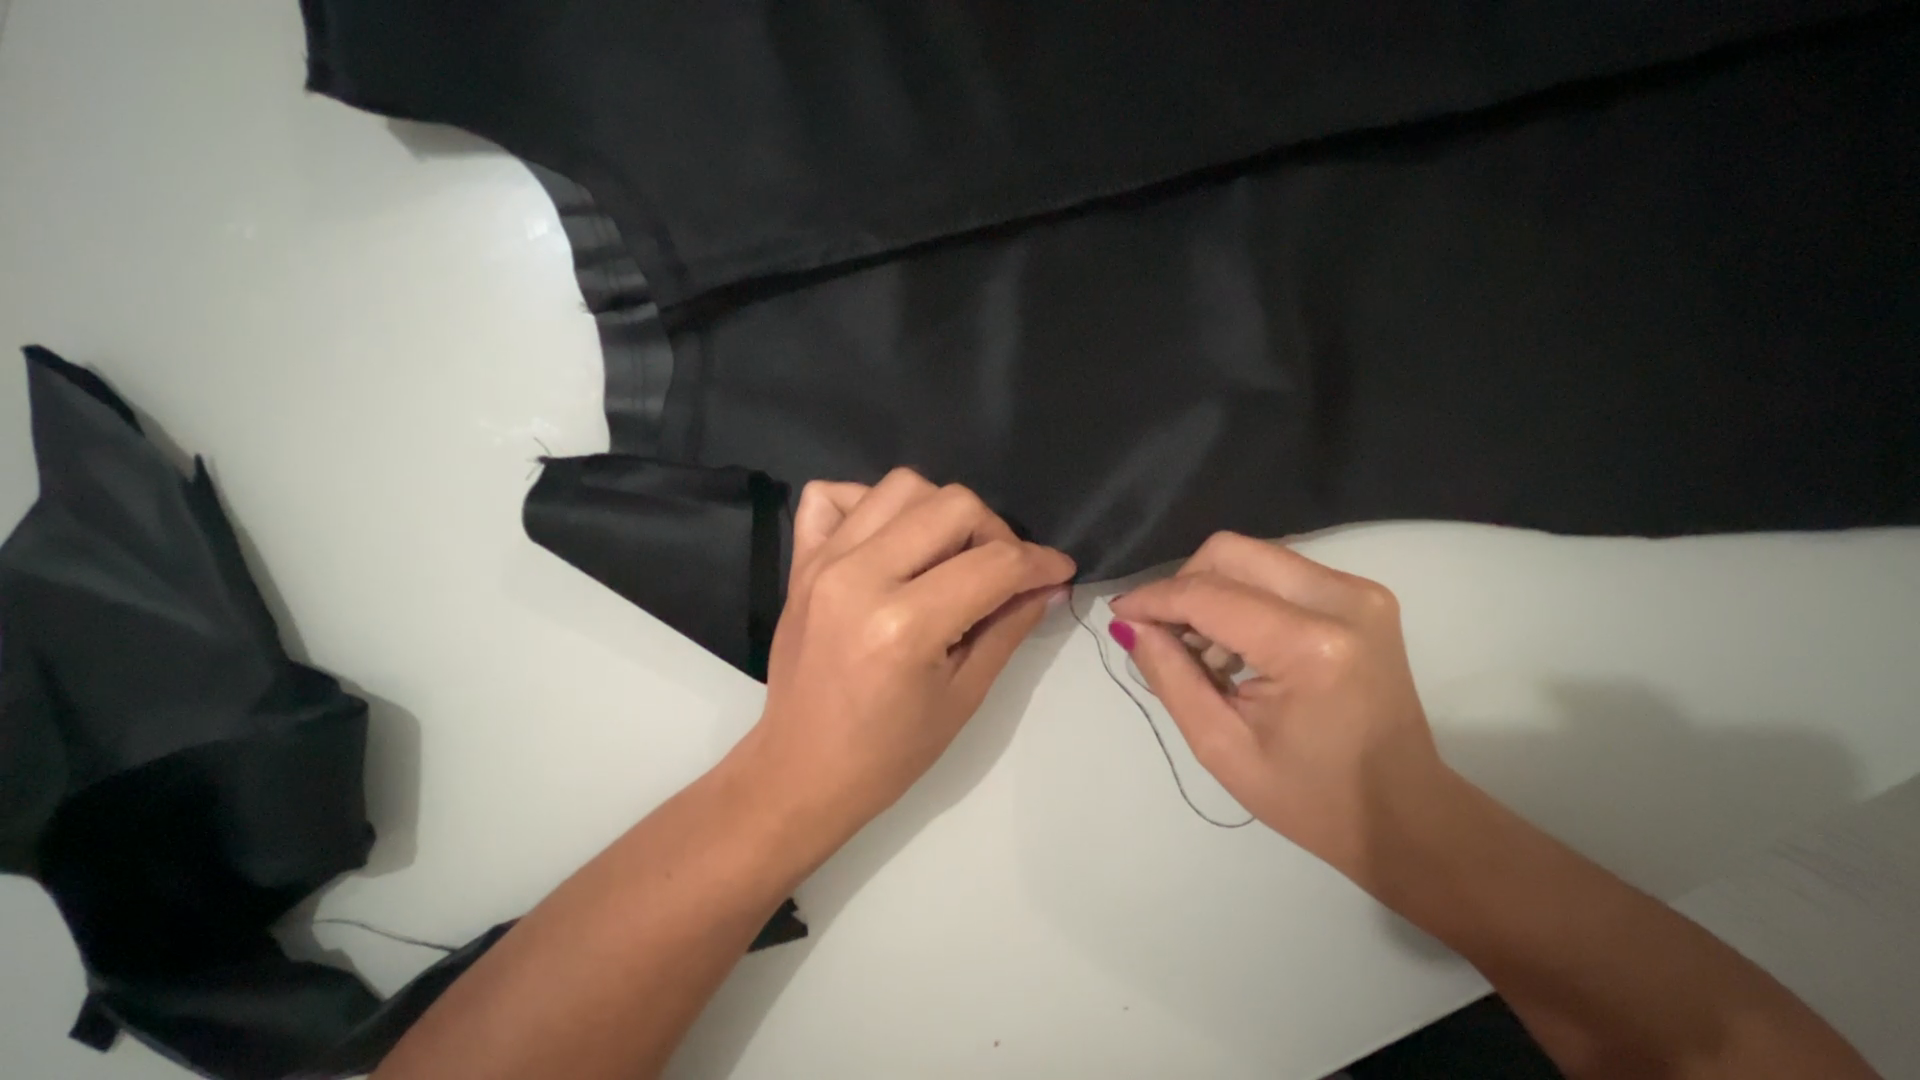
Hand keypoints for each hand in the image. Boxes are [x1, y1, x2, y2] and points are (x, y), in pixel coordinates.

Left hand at [747, 468, 1075, 828]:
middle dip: (995, 532)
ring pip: (902, 486)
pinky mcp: (800, 561)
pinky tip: (890, 541)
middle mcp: (860, 577)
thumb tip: (1050, 583)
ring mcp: (823, 563)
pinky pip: (831, 495)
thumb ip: (1009, 627)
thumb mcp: (964, 696)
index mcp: (904, 625)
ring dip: (941, 512)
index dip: (1041, 562)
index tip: (1058, 571)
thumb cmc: (888, 752)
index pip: (995, 563)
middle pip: (953, 504)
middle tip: (1002, 572)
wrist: (802, 769)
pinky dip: (868, 503)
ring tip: (950, 555)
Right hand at [1109, 532, 1445, 876]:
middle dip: (1184, 585)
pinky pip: (1281, 571)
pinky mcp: (1365, 597)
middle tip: (1164, 635)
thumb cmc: (1310, 797)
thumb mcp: (1221, 746)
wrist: (1403, 812)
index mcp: (1311, 647)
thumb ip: (1170, 676)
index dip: (1154, 599)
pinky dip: (1245, 596)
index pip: (1209, 594)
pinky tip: (1238, 647)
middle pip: (1232, 552)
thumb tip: (1130, 625)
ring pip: (1256, 556)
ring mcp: (1361, 593)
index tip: (1118, 615)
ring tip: (1204, 652)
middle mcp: (1343, 601)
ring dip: (1214, 591)